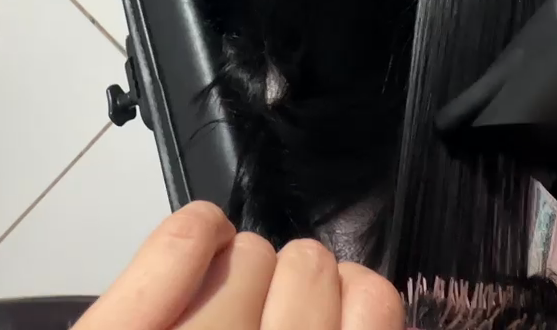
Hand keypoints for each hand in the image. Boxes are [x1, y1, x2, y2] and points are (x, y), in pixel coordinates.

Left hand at [74, 202, 403, 329]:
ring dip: (244, 279)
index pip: (372, 297)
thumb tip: (364, 309)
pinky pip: (184, 240)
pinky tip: (201, 263)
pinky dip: (200, 235)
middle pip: (310, 264)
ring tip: (226, 322)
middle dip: (295, 293)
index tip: (333, 329)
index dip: (357, 306)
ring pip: (252, 251)